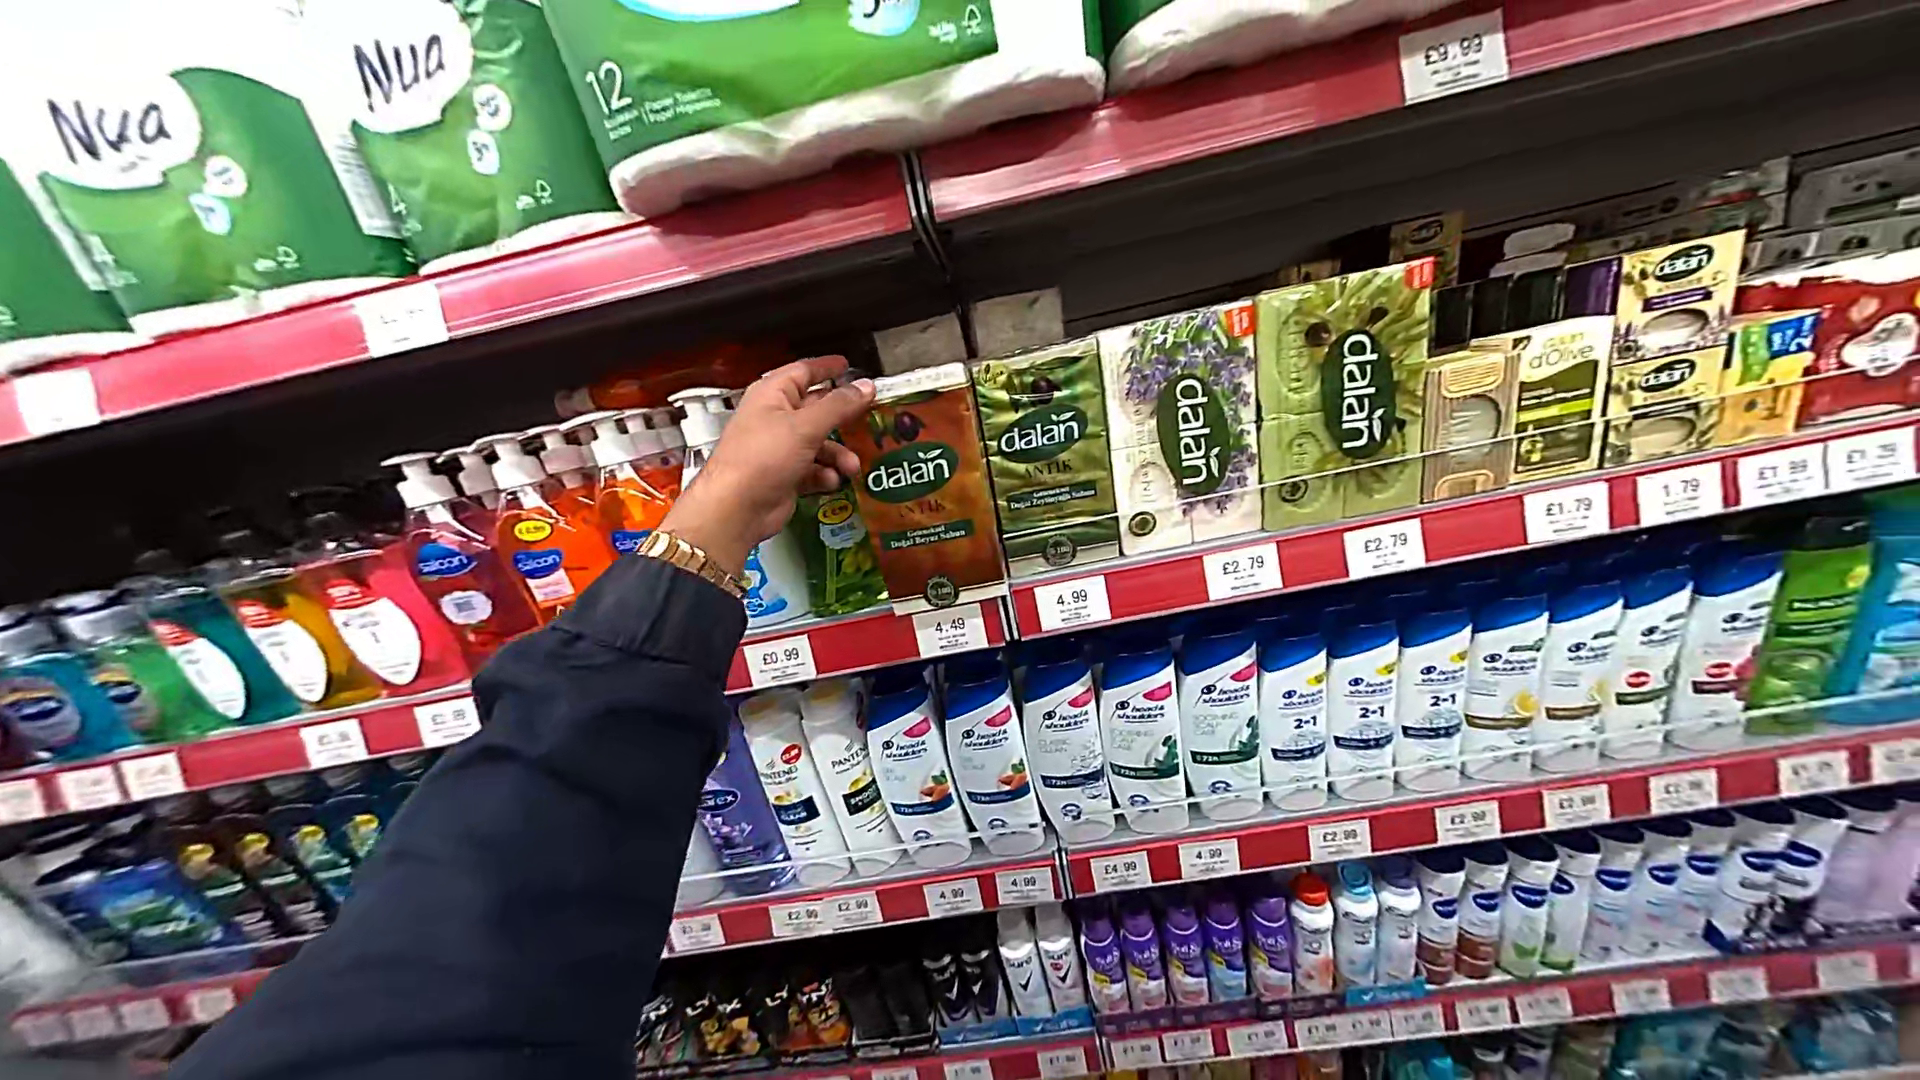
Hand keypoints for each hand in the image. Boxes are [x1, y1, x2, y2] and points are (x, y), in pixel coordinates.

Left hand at [661, 356, 874, 576]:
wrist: (738, 508)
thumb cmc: (759, 460)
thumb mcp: (806, 426)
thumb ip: (839, 405)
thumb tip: (864, 387)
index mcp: (772, 395)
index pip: (804, 371)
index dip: (827, 368)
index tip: (846, 366)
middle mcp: (775, 418)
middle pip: (817, 409)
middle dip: (841, 418)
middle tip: (865, 416)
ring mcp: (779, 448)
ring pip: (820, 444)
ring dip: (838, 454)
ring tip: (850, 465)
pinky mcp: (785, 475)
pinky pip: (814, 469)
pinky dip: (825, 474)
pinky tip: (830, 480)